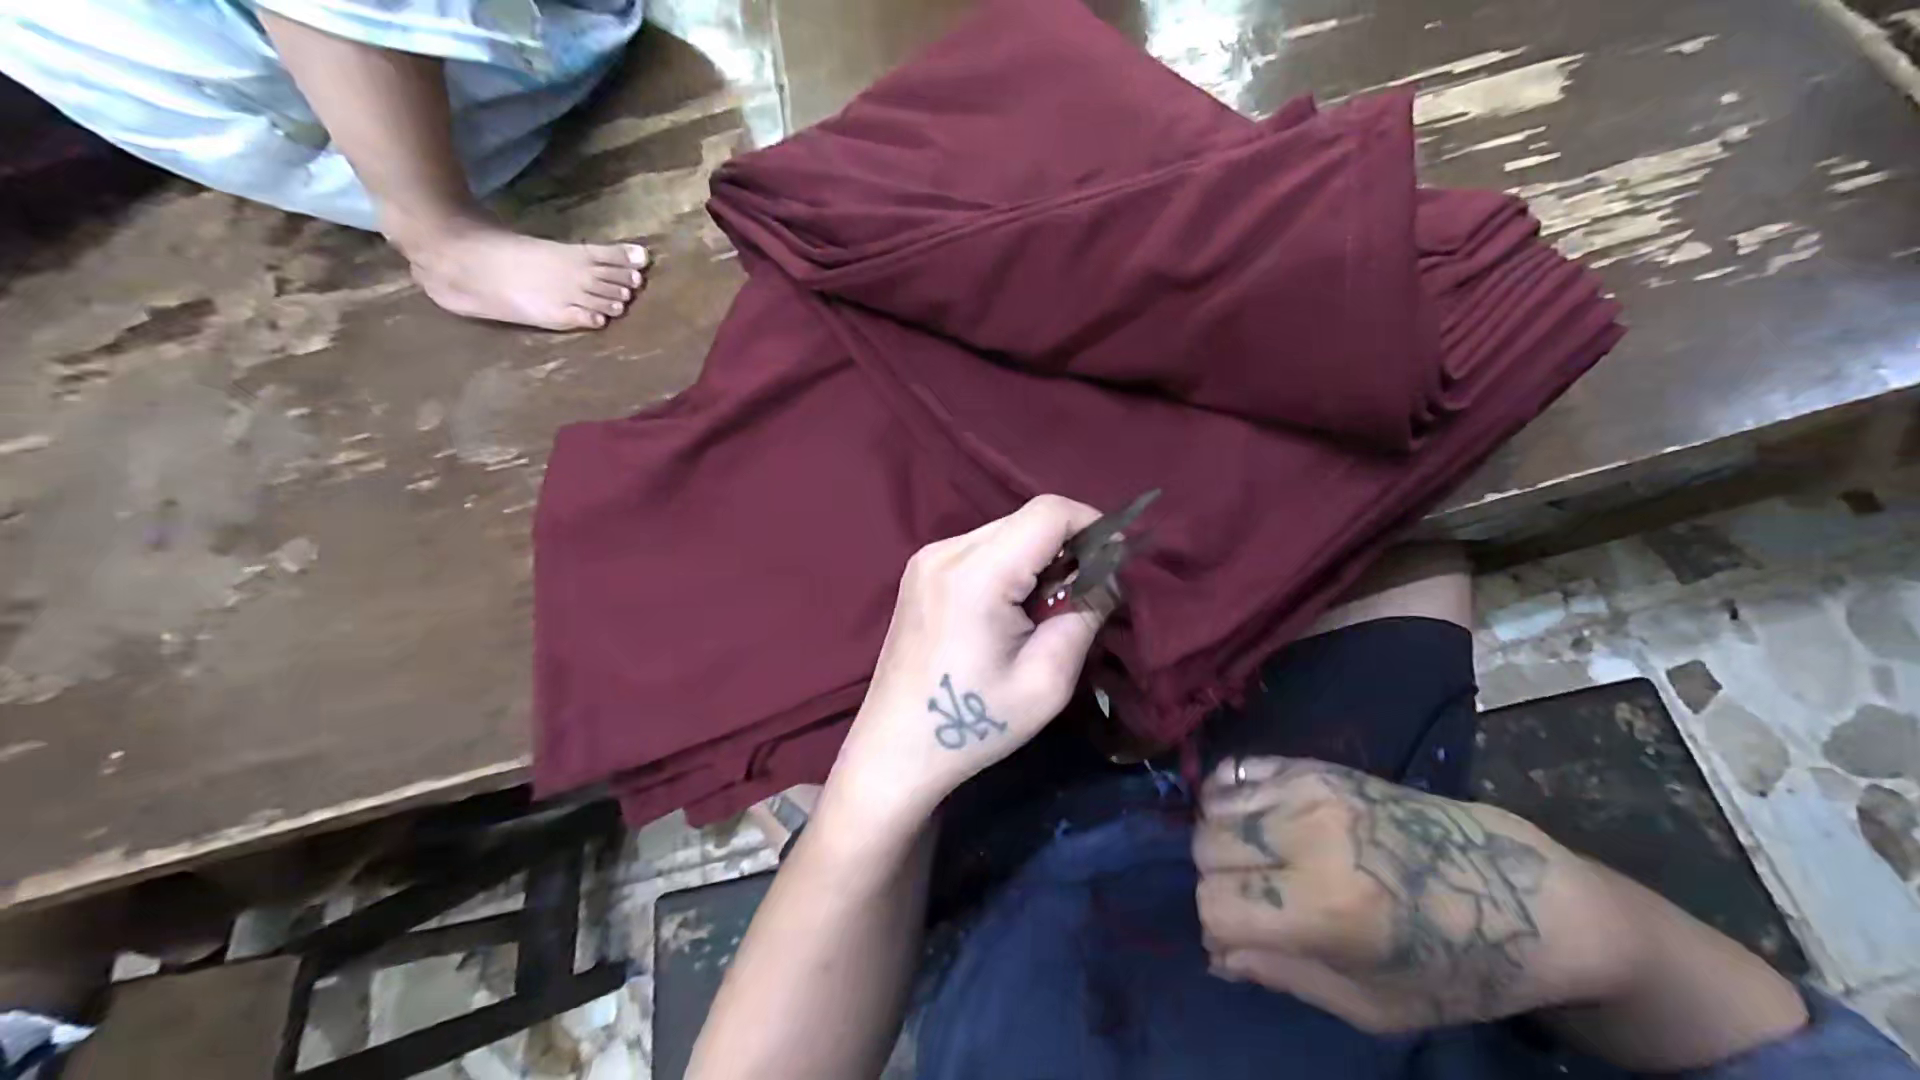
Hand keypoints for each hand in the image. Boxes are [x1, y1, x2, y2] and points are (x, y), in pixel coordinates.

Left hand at [828, 496, 1111, 831]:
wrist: (897, 748)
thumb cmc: (976, 724)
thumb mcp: (1047, 680)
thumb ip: (1084, 614)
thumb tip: (1108, 576)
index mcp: (976, 574)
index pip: (1048, 511)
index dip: (1093, 525)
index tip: (1116, 563)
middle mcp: (946, 551)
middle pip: (1026, 518)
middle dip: (1068, 546)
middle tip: (1086, 595)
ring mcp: (927, 558)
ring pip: (1005, 530)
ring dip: (1038, 556)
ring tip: (1047, 608)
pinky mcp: (920, 570)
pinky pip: (981, 547)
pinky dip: (1010, 564)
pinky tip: (1012, 607)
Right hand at [1192, 757, 1641, 1033]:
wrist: (1530, 897)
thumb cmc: (1459, 968)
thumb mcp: (1374, 1007)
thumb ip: (1284, 975)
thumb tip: (1216, 953)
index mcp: (1326, 909)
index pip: (1215, 905)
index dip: (1218, 929)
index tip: (1241, 938)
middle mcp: (1309, 837)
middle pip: (1205, 847)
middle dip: (1216, 880)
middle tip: (1251, 898)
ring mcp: (1312, 791)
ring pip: (1214, 807)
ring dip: (1222, 838)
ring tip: (1255, 858)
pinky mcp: (1317, 765)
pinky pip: (1237, 770)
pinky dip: (1229, 796)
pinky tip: (1253, 818)